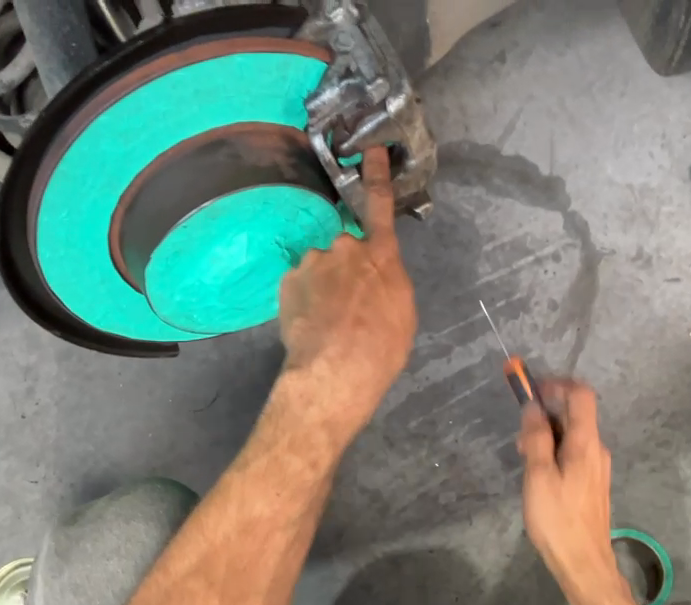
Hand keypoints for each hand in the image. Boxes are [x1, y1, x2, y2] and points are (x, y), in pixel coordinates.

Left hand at [272, 145, 416, 446]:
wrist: (335, 370)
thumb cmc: (381, 349)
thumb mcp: (402, 314)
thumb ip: (388, 284)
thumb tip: (376, 279)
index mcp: (381, 256)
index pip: (380, 206)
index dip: (376, 175)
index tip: (370, 149)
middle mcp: (345, 248)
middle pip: (345, 251)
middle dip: (344, 272)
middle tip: (347, 309)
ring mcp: (313, 262)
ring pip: (319, 269)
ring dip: (322, 288)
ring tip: (326, 324)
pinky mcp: (288, 280)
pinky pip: (298, 286)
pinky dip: (303, 301)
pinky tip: (308, 326)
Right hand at [519, 380, 623, 603]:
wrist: (583, 562)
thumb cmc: (557, 519)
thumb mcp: (538, 476)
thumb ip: (536, 438)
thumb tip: (532, 407)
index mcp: (586, 443)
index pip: (581, 395)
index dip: (556, 384)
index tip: (530, 388)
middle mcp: (597, 449)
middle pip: (575, 415)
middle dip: (545, 414)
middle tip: (519, 436)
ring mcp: (597, 467)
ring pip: (572, 436)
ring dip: (547, 436)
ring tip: (524, 458)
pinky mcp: (592, 483)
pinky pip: (573, 454)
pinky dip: (554, 452)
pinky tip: (538, 475)